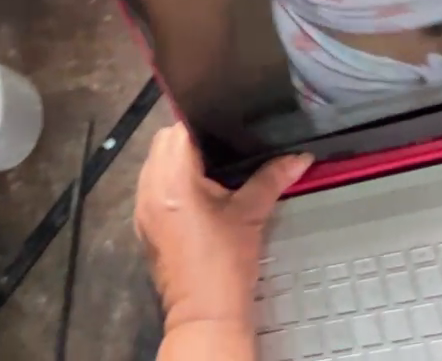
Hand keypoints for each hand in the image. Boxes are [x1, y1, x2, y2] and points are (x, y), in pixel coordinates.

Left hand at [135, 125, 310, 335]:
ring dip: (175, 159)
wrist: (206, 315)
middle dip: (189, 141)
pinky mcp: (141, 222)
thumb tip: (300, 157)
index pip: (180, 130)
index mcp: (173, 178)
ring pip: (153, 161)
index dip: (202, 125)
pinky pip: (149, 184)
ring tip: (206, 170)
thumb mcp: (251, 214)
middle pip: (163, 141)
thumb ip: (273, 178)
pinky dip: (166, 180)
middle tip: (218, 152)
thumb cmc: (227, 263)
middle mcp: (150, 186)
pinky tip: (192, 192)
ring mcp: (141, 205)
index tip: (222, 129)